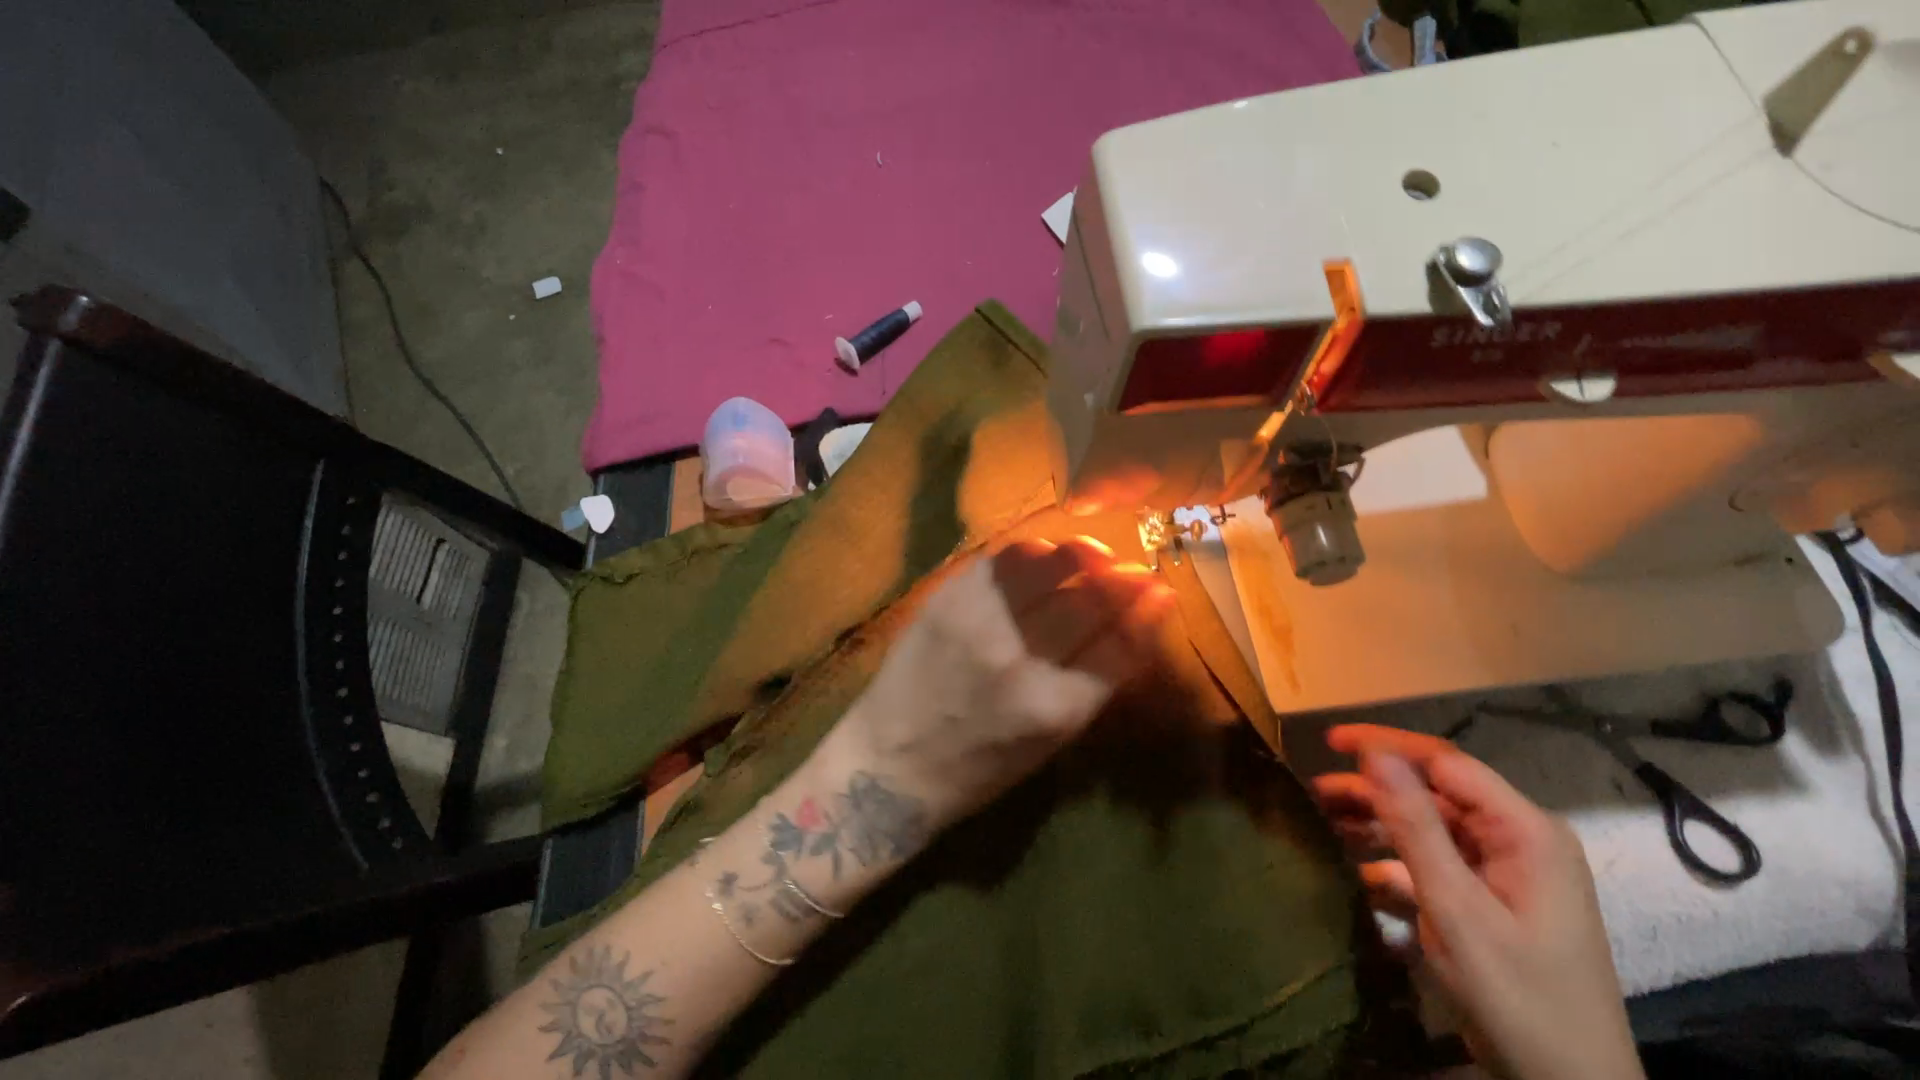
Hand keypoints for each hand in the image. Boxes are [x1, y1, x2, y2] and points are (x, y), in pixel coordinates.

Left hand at [823, 537, 1173, 830]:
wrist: (889, 765)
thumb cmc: (977, 769)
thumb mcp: (1049, 744)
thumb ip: (1091, 686)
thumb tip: (1130, 630)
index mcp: (1056, 710)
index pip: (1121, 645)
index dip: (1148, 612)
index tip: (1160, 591)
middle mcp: (1022, 661)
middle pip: (1090, 602)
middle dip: (1124, 580)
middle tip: (1135, 571)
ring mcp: (981, 624)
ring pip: (1050, 568)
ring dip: (1082, 555)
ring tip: (1095, 555)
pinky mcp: (947, 601)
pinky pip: (1002, 560)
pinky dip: (1032, 552)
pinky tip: (1045, 554)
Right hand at [1312, 726, 1642, 1079]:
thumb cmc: (1518, 995)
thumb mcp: (1457, 909)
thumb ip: (1417, 828)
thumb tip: (1376, 755)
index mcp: (1525, 830)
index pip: (1446, 763)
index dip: (1387, 746)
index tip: (1330, 741)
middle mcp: (1519, 840)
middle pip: (1437, 795)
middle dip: (1375, 789)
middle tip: (1314, 792)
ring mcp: (1508, 873)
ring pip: (1433, 829)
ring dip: (1380, 824)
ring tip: (1323, 822)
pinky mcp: (1494, 902)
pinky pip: (1440, 866)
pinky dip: (1397, 863)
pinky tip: (1355, 870)